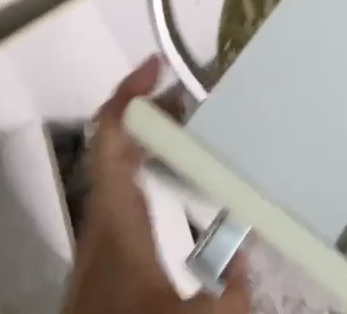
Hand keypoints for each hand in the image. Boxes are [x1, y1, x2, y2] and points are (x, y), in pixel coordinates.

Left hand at [64, 56, 250, 313]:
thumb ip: (232, 282)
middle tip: (194, 97)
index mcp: (118, 220)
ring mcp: (100, 241)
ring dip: (153, 146)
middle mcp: (102, 222)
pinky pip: (127, 200)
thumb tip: (246, 249)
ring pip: (120, 174)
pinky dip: (153, 178)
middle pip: (115, 147)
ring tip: (196, 133)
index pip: (111, 139)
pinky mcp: (105, 261)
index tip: (157, 65)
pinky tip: (185, 191)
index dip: (128, 94)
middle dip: (152, 114)